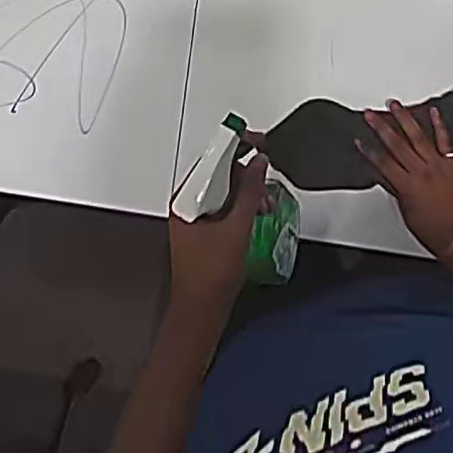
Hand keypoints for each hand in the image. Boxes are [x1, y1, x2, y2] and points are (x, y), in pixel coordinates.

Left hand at [167, 151, 268, 306]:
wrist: (201, 313)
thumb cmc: (212, 274)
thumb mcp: (237, 227)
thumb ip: (250, 191)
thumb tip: (259, 162)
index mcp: (186, 200)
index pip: (211, 160)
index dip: (235, 146)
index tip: (257, 140)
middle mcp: (186, 203)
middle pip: (218, 172)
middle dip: (246, 173)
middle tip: (266, 177)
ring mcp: (194, 215)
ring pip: (224, 187)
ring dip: (247, 190)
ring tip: (264, 203)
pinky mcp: (204, 226)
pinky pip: (224, 202)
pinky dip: (242, 202)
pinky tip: (257, 212)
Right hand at [359, 101, 452, 259]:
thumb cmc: (434, 230)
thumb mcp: (406, 212)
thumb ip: (396, 189)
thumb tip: (386, 175)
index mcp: (407, 185)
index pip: (383, 162)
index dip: (369, 150)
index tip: (360, 139)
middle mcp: (422, 170)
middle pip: (396, 143)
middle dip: (381, 126)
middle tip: (371, 113)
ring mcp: (438, 163)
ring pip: (418, 135)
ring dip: (405, 118)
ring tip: (395, 105)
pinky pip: (445, 139)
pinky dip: (439, 124)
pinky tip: (433, 111)